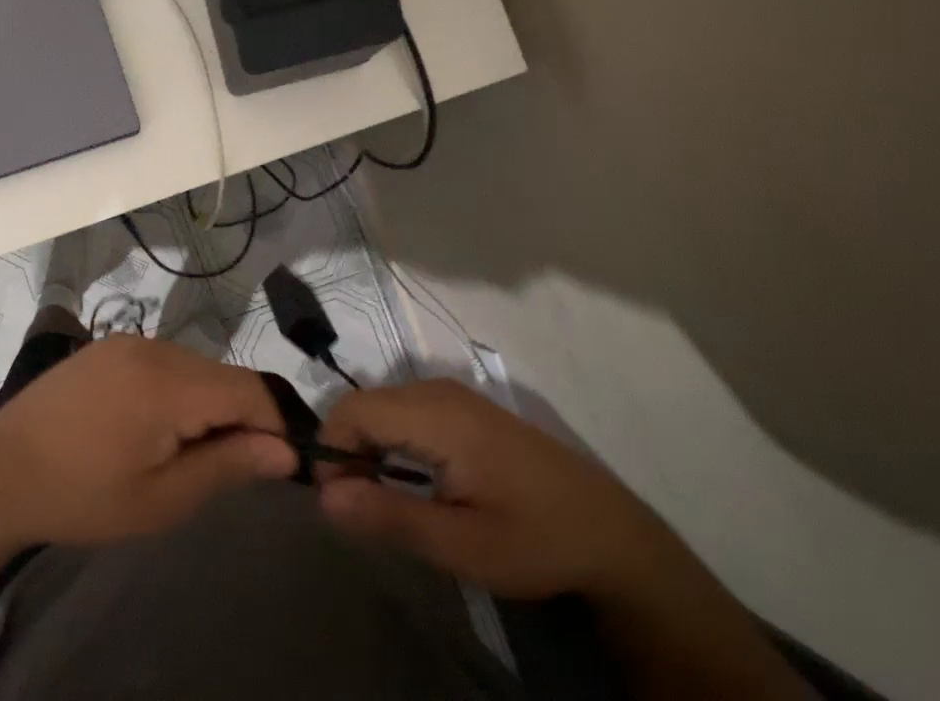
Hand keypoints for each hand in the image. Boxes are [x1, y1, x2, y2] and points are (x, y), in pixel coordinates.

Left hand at [0, 335, 296, 558]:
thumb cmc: (80, 497)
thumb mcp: (161, 498)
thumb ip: (228, 465)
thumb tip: (287, 449)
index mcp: (167, 382)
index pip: (251, 389)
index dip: (274, 425)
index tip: (276, 467)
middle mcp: (150, 347)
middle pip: (223, 376)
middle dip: (238, 418)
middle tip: (221, 470)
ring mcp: (123, 342)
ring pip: (194, 368)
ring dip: (206, 405)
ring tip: (181, 454)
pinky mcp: (104, 348)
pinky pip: (162, 363)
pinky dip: (175, 392)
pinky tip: (150, 430)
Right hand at [317, 379, 689, 600]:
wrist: (615, 539)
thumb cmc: (539, 543)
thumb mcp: (462, 545)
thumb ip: (389, 516)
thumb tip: (324, 497)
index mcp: (440, 417)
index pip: (352, 411)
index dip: (330, 452)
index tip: (339, 503)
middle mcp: (443, 393)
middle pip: (364, 405)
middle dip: (346, 451)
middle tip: (358, 506)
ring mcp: (457, 398)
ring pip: (382, 407)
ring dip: (367, 448)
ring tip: (381, 498)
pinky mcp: (467, 411)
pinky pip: (406, 412)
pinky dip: (390, 442)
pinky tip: (410, 482)